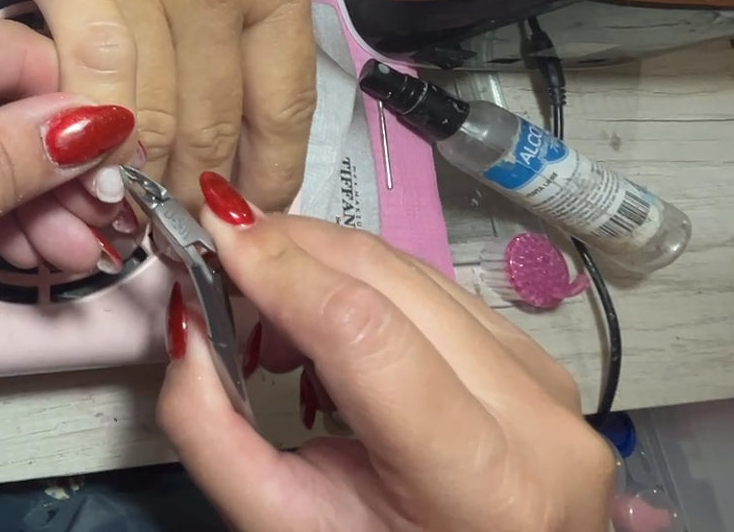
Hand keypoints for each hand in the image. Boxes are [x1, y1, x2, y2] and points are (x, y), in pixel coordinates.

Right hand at [0, 0, 466, 211]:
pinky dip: (97, 130)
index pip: (286, 100)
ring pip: (159, 111)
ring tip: (144, 216)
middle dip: (207, 189)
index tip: (254, 209)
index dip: (271, 169)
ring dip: (153, 175)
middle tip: (192, 232)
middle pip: (219, 120)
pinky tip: (92, 167)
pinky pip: (95, 75)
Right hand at [157, 172, 613, 530]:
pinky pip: (422, 278)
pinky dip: (348, 273)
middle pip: (384, 278)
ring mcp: (545, 380)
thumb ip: (205, 425)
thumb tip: (188, 318)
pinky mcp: (533, 355)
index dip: (279, 269)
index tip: (211, 231)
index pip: (364, 332)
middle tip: (216, 255)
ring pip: (401, 264)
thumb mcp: (272, 522)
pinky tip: (314, 313)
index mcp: (481, 483)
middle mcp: (533, 418)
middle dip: (283, 245)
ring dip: (311, 256)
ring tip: (262, 305)